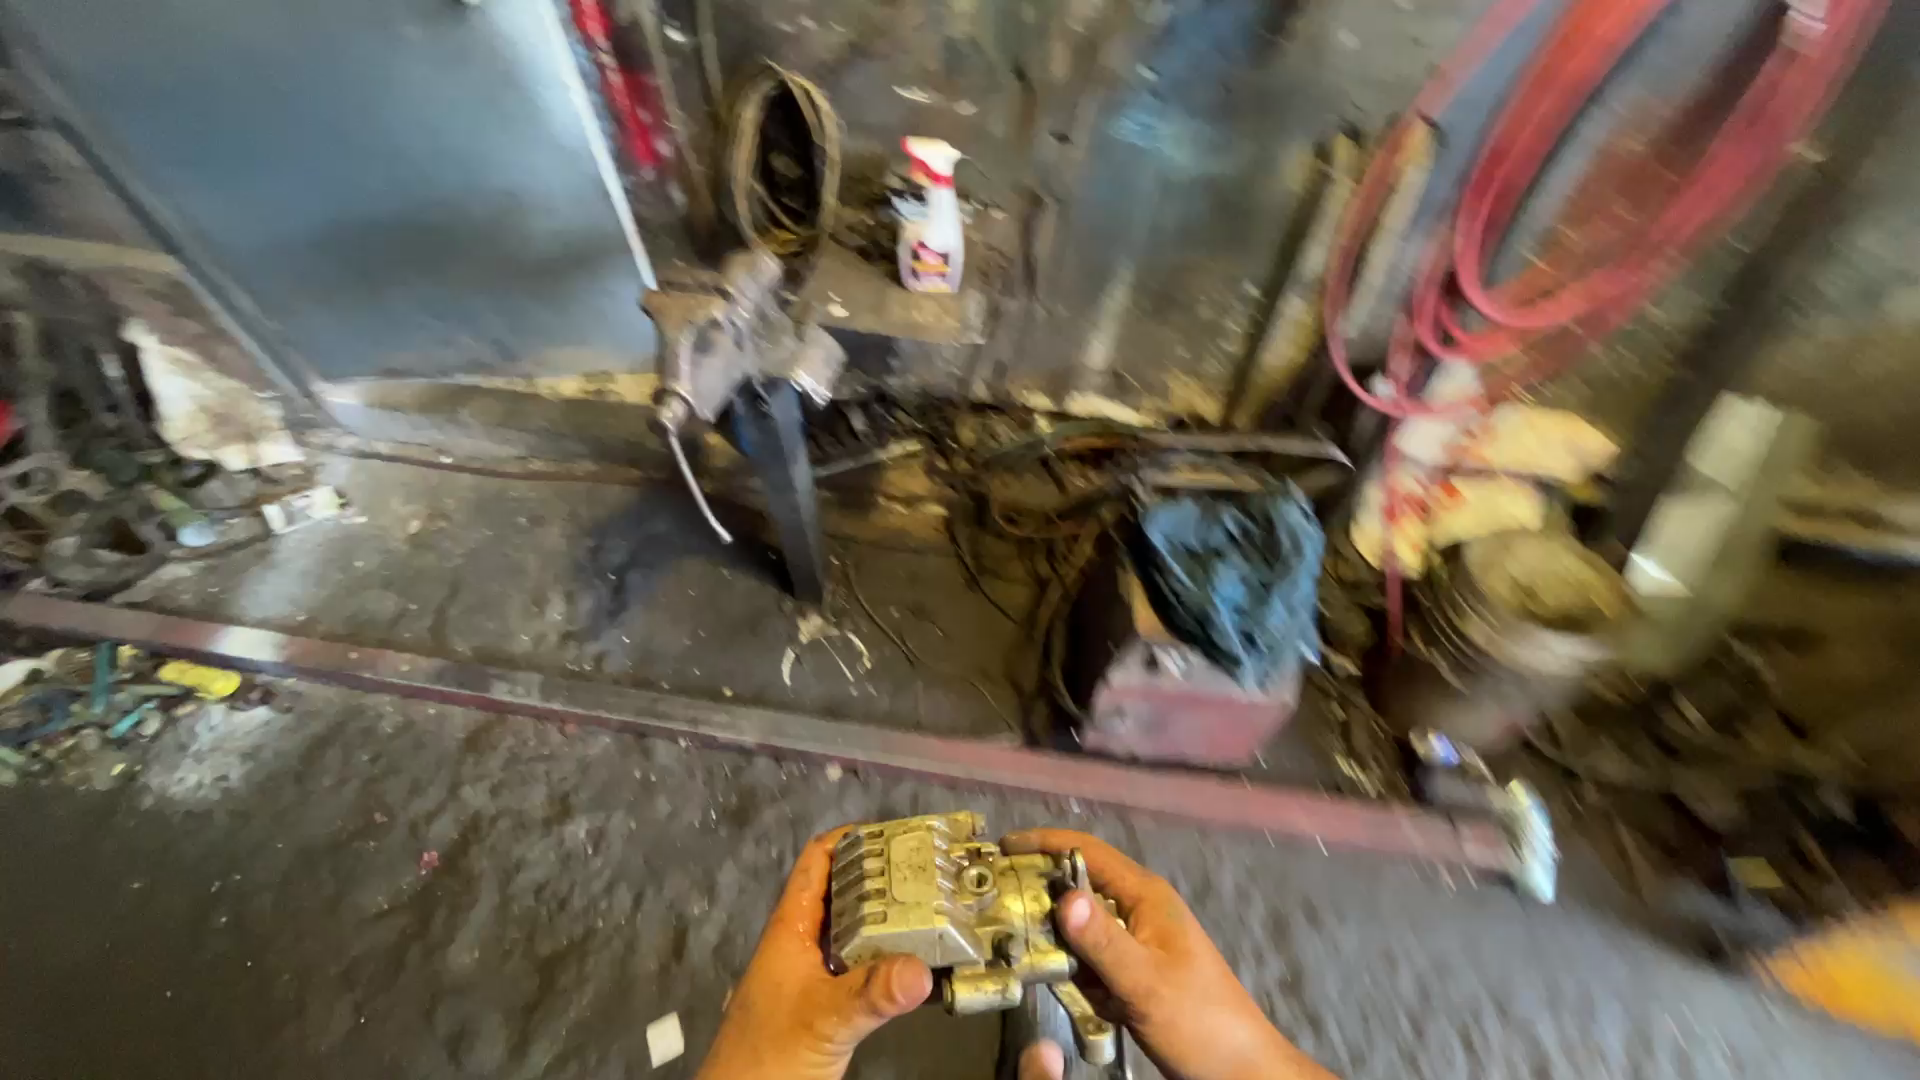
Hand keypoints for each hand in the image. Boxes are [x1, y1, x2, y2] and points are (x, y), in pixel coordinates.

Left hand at [696, 827, 932, 1079]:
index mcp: (790, 927)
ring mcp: (810, 972)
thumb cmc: (769, 1055)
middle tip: (925, 868)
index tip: (893, 832)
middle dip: (877, 875)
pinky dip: (883, 954)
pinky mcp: (822, 1003)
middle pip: (839, 890)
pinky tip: (912, 959)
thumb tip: (923, 969)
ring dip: (882, 915)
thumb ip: (871, 993)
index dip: (848, 838)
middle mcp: (801, 941)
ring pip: (850, 927)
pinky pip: (857, 963)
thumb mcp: (823, 1019)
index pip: (817, 861)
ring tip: (928, 904)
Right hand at [1003, 829, 1331, 1079]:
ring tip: (1024, 952)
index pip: (1087, 851)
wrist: (1244, 1074)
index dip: (1044, 843)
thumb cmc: (1199, 1021)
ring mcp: (1139, 942)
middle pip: (1080, 886)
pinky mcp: (1137, 972)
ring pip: (1083, 928)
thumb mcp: (1145, 982)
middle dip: (1043, 895)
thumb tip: (1063, 896)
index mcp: (1145, 896)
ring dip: (1059, 941)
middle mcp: (1139, 909)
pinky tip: (1068, 990)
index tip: (1002, 848)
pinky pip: (1093, 960)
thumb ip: (1103, 941)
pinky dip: (1077, 971)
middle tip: (999, 906)